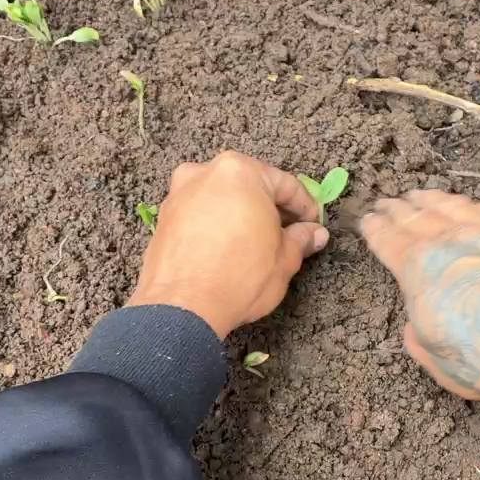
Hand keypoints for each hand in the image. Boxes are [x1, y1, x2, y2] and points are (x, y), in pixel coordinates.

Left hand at [128, 150, 329, 338]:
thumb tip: (315, 234)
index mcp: (241, 172)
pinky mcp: (164, 218)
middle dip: (272, 209)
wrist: (182, 307)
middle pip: (250, 186)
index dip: (306, 207)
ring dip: (243, 215)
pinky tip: (230, 248)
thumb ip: (300, 240)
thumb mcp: (284, 259)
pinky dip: (218, 225)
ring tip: (258, 243)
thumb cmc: (240, 276)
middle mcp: (205, 172)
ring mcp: (179, 193)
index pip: (285, 184)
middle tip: (289, 234)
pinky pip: (201, 214)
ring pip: (223, 198)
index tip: (315, 224)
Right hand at [361, 190, 479, 410]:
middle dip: (397, 208)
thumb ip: (416, 331)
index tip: (367, 219)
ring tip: (422, 195)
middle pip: (415, 215)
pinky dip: (474, 206)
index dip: (373, 227)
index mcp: (416, 266)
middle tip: (387, 203)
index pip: (386, 237)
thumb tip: (419, 320)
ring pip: (452, 204)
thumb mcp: (429, 355)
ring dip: (432, 199)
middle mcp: (448, 239)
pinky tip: (472, 208)